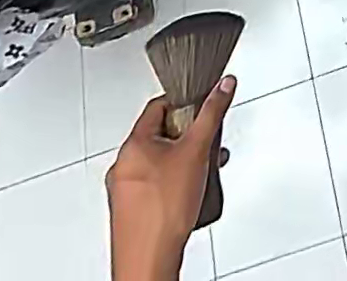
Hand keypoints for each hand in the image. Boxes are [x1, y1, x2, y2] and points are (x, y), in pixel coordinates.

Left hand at [106, 76, 235, 280]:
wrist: (149, 260)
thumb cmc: (164, 211)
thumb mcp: (198, 148)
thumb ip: (212, 112)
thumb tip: (224, 85)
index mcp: (132, 146)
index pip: (158, 106)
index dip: (184, 102)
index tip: (202, 105)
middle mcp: (123, 165)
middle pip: (162, 132)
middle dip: (190, 134)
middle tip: (206, 141)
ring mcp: (125, 189)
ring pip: (161, 158)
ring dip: (186, 157)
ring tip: (204, 167)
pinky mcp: (131, 208)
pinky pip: (156, 180)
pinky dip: (176, 177)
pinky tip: (193, 189)